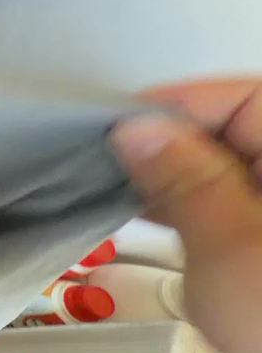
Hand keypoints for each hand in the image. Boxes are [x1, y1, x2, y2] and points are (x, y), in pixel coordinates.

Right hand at [111, 78, 261, 352]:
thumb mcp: (233, 253)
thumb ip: (187, 182)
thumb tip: (138, 128)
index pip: (245, 99)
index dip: (169, 110)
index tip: (105, 133)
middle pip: (246, 129)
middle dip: (175, 145)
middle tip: (111, 173)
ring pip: (246, 164)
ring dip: (191, 175)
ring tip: (139, 202)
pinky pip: (250, 194)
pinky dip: (217, 199)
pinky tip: (181, 221)